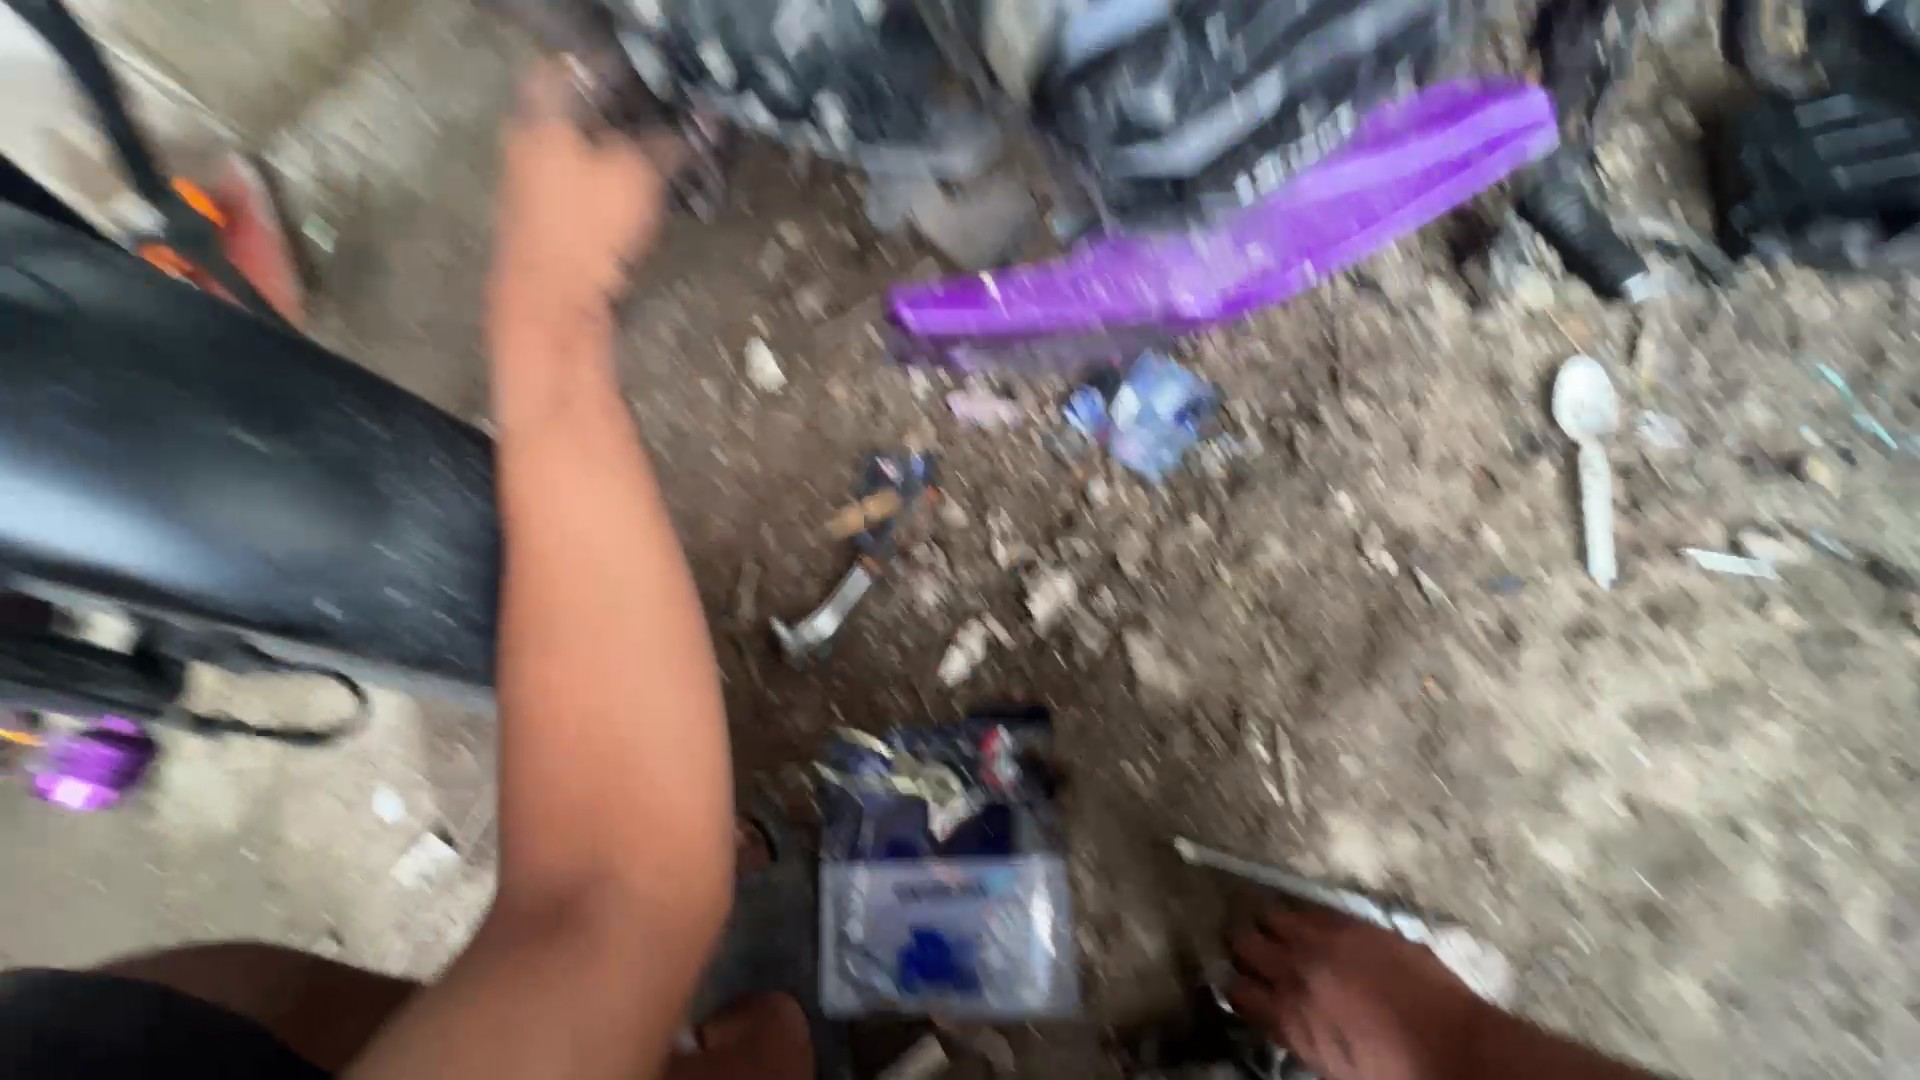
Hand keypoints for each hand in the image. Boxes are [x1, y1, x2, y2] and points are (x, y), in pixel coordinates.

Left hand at [489, 59, 684, 343]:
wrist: (550, 300)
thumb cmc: (587, 225)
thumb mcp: (638, 174)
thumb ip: (673, 143)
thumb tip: (709, 120)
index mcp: (542, 105)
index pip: (585, 61)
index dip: (628, 65)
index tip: (667, 76)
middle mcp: (535, 130)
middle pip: (591, 103)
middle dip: (639, 108)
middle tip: (684, 113)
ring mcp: (544, 173)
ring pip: (597, 143)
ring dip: (637, 146)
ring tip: (683, 150)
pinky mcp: (562, 211)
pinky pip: (599, 178)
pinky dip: (628, 176)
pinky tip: (662, 186)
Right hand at [1228, 908, 1488, 1079]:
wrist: (1456, 1049)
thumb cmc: (1396, 1075)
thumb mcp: (1333, 1067)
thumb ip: (1299, 1034)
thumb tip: (1282, 1015)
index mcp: (1289, 1017)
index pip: (1236, 989)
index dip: (1235, 987)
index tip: (1241, 987)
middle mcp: (1295, 971)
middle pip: (1244, 944)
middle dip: (1243, 950)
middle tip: (1250, 954)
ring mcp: (1323, 941)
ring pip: (1272, 917)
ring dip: (1271, 927)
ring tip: (1276, 933)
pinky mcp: (1352, 923)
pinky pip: (1312, 911)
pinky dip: (1306, 919)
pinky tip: (1313, 928)